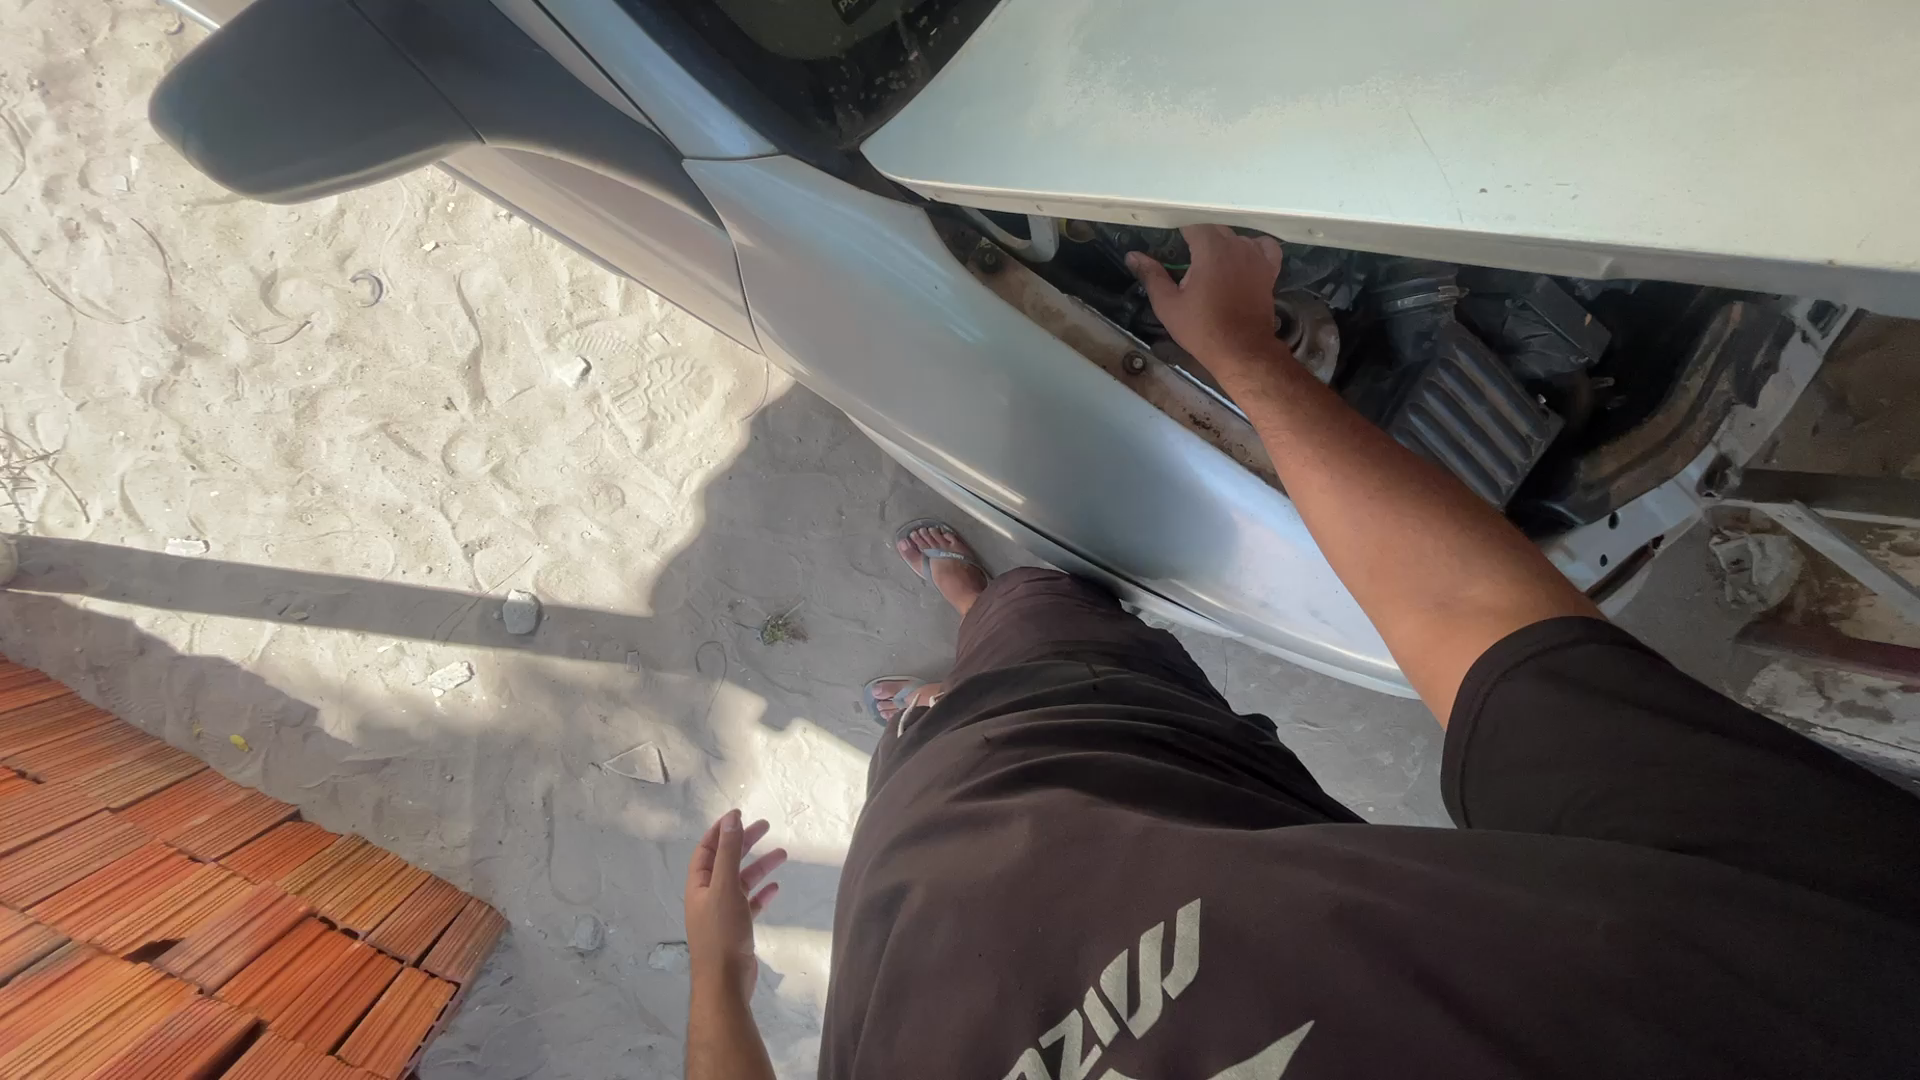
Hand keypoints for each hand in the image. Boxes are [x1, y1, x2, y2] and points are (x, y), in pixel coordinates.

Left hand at [684, 809, 786, 1003]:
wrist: (725, 984)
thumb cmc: (721, 932)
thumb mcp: (726, 886)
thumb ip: (730, 852)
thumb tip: (731, 819)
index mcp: (699, 885)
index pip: (706, 849)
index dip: (721, 830)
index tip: (740, 814)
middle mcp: (708, 896)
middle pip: (726, 861)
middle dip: (744, 843)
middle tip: (765, 827)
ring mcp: (722, 913)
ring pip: (742, 881)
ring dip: (760, 866)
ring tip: (783, 854)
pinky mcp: (737, 928)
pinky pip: (750, 903)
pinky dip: (762, 893)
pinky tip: (776, 888)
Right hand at [1127, 225, 1293, 388]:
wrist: (1240, 349)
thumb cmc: (1201, 329)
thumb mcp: (1168, 304)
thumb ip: (1152, 275)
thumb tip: (1133, 256)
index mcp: (1210, 249)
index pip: (1193, 224)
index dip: (1179, 231)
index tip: (1171, 244)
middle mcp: (1236, 245)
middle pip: (1215, 228)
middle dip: (1199, 239)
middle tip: (1185, 259)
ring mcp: (1256, 255)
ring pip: (1236, 237)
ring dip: (1222, 245)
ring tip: (1209, 265)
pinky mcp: (1269, 269)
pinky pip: (1262, 247)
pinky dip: (1251, 248)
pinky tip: (1241, 259)